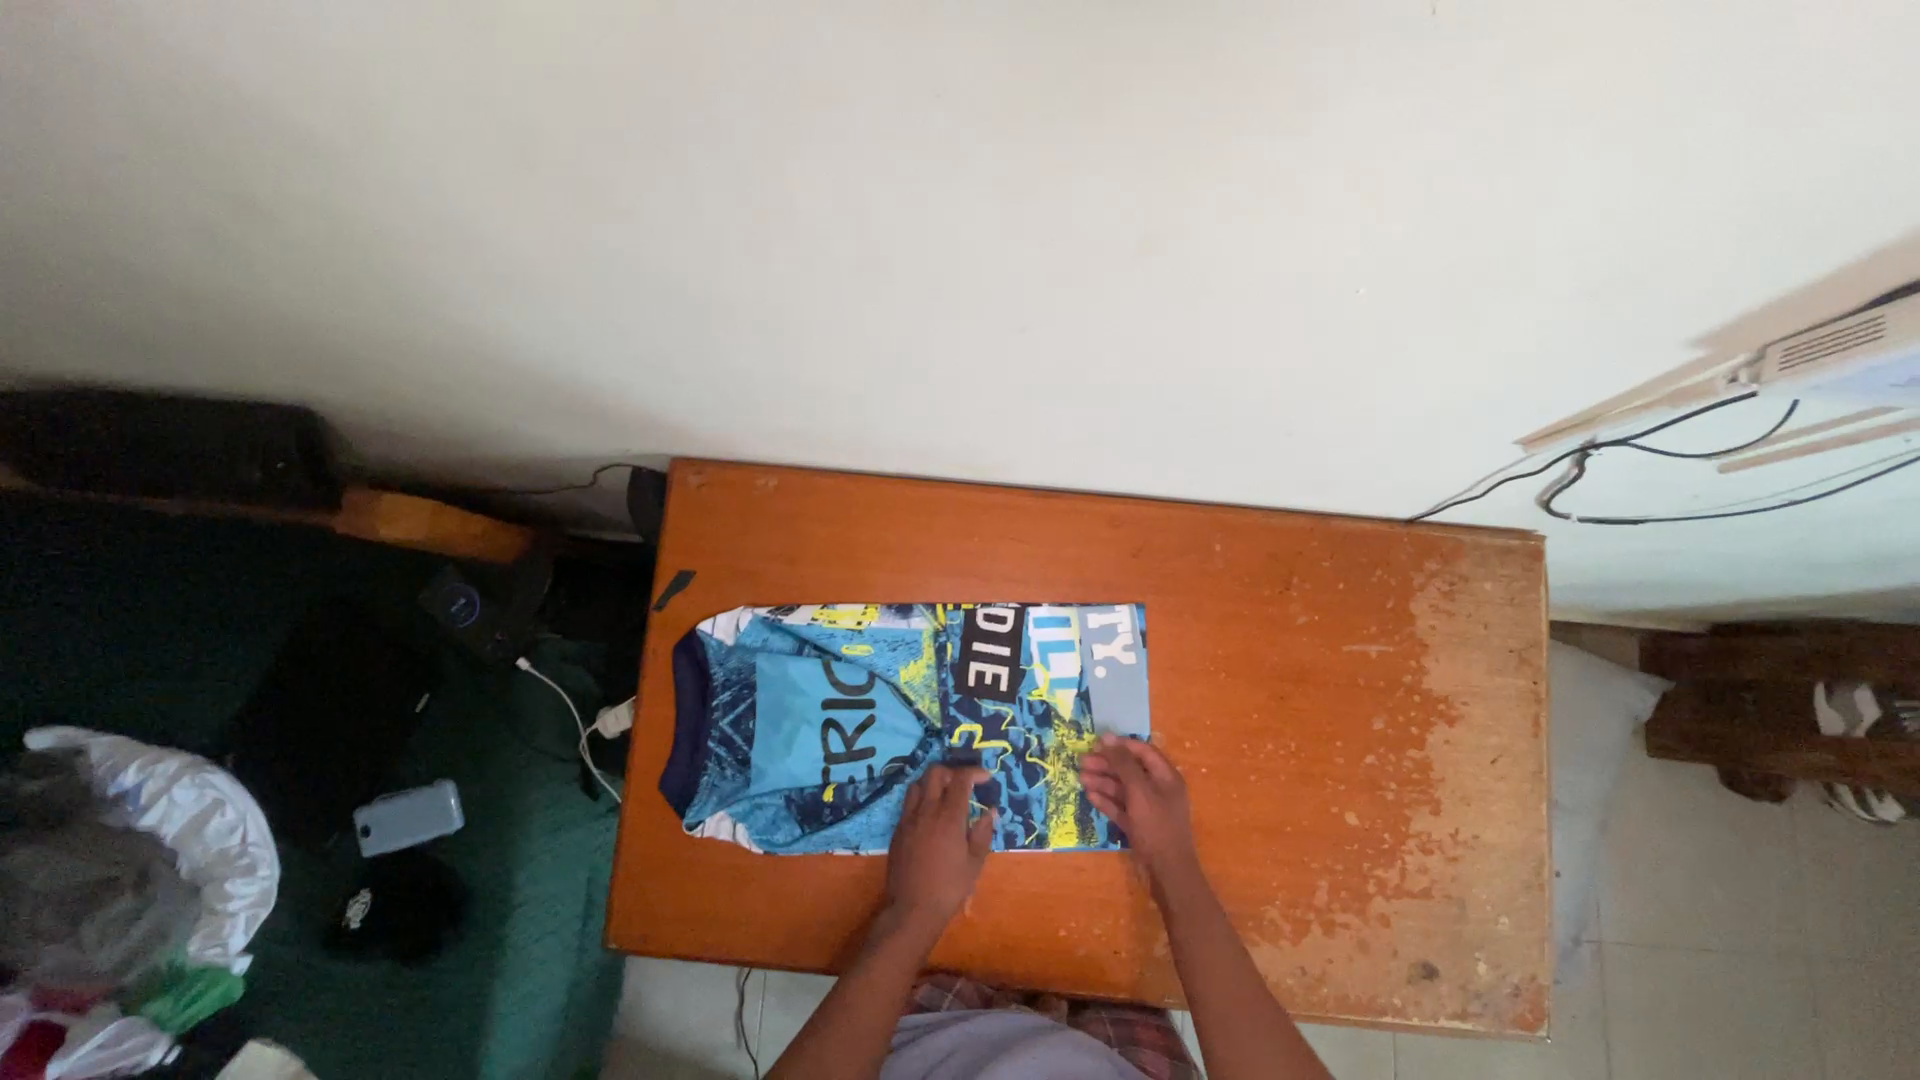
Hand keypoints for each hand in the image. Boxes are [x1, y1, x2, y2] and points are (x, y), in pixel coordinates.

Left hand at [885, 765, 996, 928]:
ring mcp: (908, 819)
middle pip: (935, 773)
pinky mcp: (898, 830)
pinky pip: (908, 804)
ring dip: (933, 783)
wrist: (912, 908)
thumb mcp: (975, 863)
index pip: (961, 779)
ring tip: (945, 796)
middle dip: (952, 772)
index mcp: (949, 817)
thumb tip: (990, 812)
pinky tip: (930, 817)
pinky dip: (921, 800)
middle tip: (964, 785)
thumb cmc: (949, 887)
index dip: (975, 773)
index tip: (986, 777)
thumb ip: (982, 833)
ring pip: (917, 784)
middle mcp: (926, 811)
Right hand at [1078, 735, 1198, 886]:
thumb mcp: (1140, 791)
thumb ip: (1124, 764)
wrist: (1168, 870)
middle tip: (1082, 762)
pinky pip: (1122, 807)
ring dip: (1103, 782)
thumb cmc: (1157, 826)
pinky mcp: (1139, 825)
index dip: (1121, 745)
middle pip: (1130, 770)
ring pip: (1123, 789)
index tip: (1097, 743)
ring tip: (1081, 779)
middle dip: (1107, 765)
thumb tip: (1107, 738)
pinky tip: (1090, 796)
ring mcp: (1148, 808)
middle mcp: (1158, 789)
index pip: (1143, 752)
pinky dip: (1107, 801)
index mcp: (1166, 777)